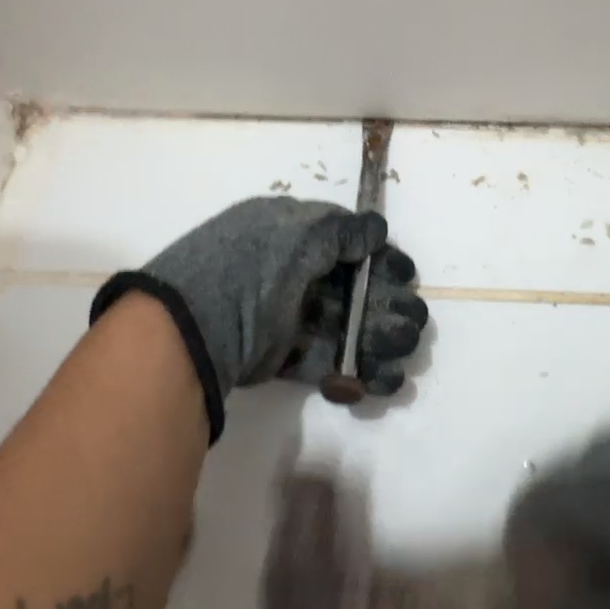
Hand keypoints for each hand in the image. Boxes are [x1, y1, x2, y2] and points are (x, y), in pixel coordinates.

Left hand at [91, 197, 427, 442]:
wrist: (195, 325)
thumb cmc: (252, 267)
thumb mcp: (298, 234)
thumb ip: (342, 232)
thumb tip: (376, 229)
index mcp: (287, 234)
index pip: (343, 244)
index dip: (378, 259)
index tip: (406, 275)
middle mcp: (288, 271)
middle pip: (347, 288)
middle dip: (385, 304)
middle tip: (414, 323)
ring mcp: (282, 316)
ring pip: (340, 325)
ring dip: (377, 338)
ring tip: (407, 352)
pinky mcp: (278, 356)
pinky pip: (322, 359)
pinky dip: (353, 369)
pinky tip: (384, 379)